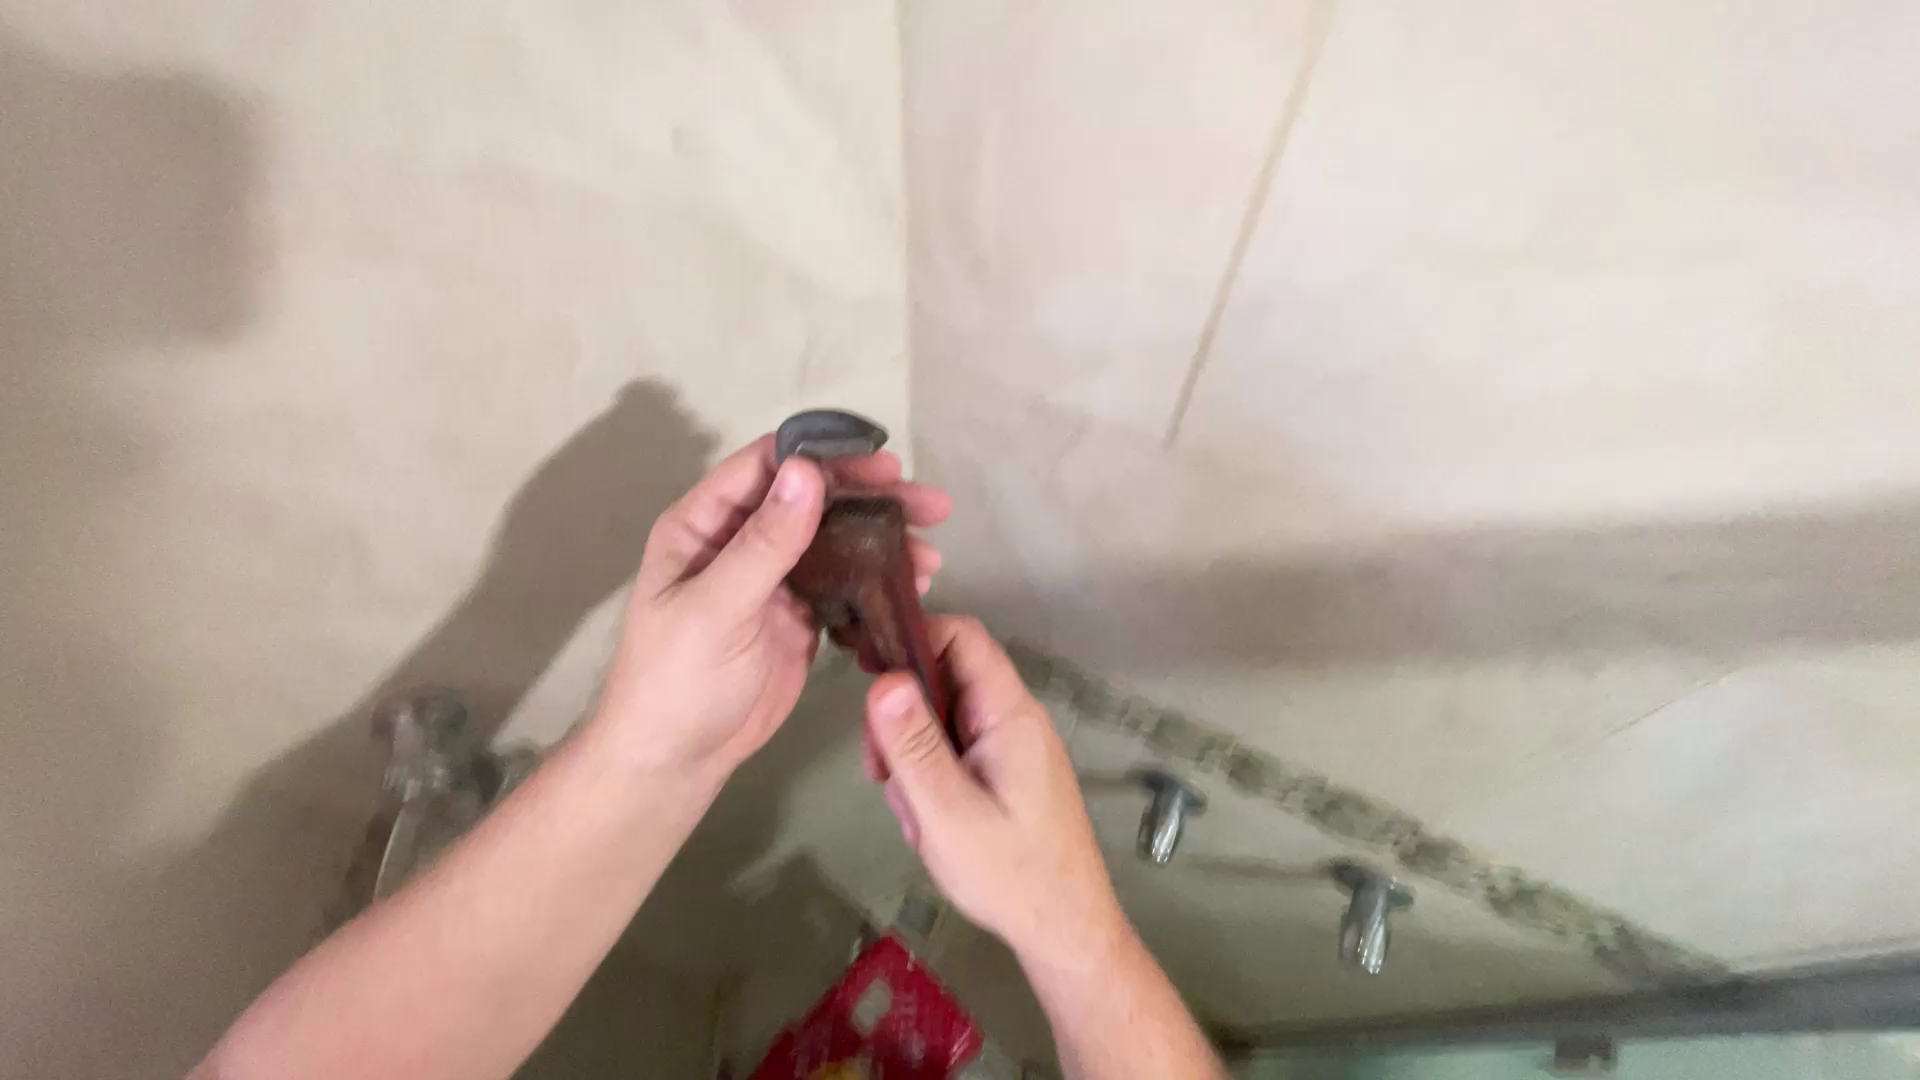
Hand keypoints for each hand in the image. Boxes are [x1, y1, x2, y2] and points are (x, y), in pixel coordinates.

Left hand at [589, 434, 949, 782]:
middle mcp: (742, 541)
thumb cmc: (678, 680)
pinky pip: (845, 585)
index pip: (768, 468)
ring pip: (836, 542)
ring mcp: (775, 579)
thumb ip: (764, 542)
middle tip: (930, 505)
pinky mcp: (800, 615)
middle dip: (872, 499)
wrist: (678, 758)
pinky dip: (877, 582)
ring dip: (883, 543)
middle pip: (814, 501)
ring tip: (931, 556)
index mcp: (706, 524)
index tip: (883, 464)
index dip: (825, 459)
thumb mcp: (718, 607)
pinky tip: (911, 586)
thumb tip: (806, 471)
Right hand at [863, 617, 1125, 964]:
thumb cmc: (1010, 873)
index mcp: (1008, 712)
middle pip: (945, 679)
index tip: (868, 668)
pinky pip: (956, 751)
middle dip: (903, 717)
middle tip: (881, 771)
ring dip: (915, 757)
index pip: (962, 637)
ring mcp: (1011, 744)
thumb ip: (914, 745)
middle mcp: (1013, 716)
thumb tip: (884, 677)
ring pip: (944, 720)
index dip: (914, 637)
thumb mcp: (948, 812)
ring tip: (914, 814)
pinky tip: (930, 822)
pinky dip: (933, 777)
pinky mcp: (1005, 770)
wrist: (1066, 929)